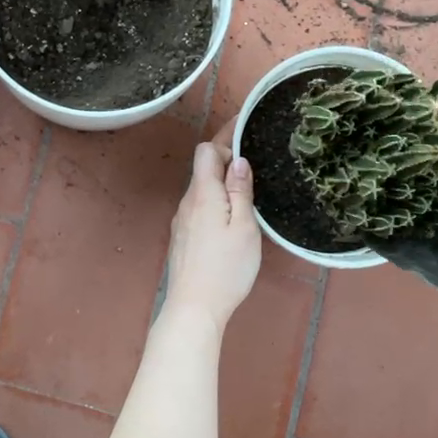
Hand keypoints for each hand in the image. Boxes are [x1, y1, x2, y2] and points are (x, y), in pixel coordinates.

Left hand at [163, 137, 260, 328]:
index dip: (225, 138)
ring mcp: (182, 221)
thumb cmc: (226, 268)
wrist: (194, 307)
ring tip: (250, 189)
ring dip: (222, 183)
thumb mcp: (244, 227)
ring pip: (202, 190)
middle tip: (255, 160)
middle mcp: (187, 203)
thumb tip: (238, 160)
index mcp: (203, 194)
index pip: (206, 150)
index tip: (246, 130)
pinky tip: (233, 216)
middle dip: (227, 159)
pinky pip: (200, 208)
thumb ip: (240, 191)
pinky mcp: (183, 238)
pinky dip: (216, 202)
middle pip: (203, 168)